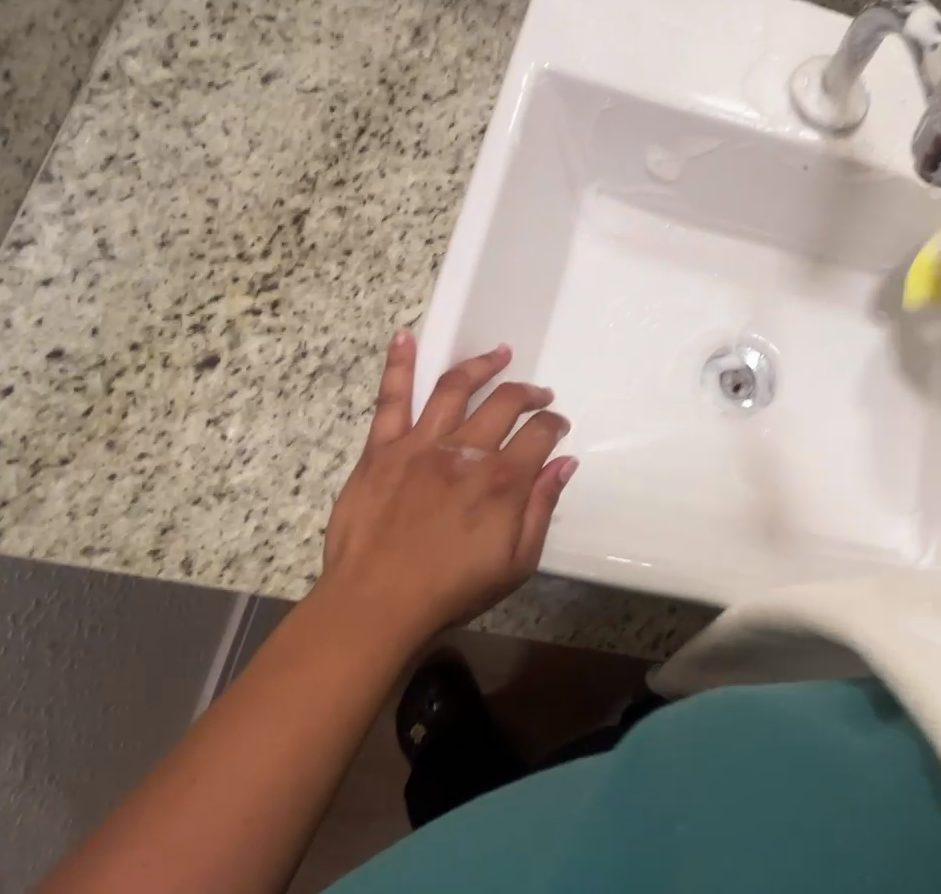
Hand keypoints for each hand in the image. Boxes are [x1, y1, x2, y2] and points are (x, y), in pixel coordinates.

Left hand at [315, 332, 576, 643]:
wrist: (376, 603)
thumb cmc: (453, 589)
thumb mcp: (517, 561)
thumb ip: (542, 507)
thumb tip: (565, 463)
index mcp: (502, 480)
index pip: (540, 433)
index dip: (554, 424)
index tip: (557, 428)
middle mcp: (466, 451)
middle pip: (505, 403)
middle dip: (529, 394)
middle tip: (539, 395)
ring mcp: (420, 445)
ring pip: (456, 388)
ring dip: (482, 366)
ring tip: (499, 354)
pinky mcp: (381, 449)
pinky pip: (391, 399)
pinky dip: (398, 365)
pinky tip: (405, 337)